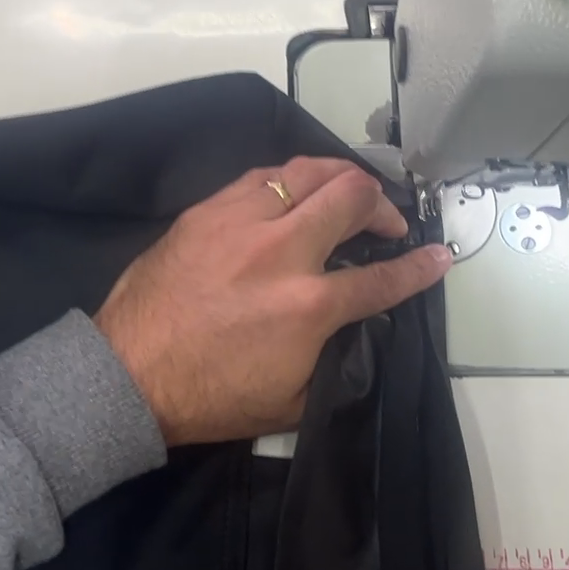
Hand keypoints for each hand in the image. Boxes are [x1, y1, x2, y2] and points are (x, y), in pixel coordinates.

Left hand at [95, 156, 452, 446]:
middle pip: (352, 197)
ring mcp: (242, 221)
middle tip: (384, 222)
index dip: (420, 267)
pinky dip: (290, 181)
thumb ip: (334, 358)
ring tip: (348, 193)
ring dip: (340, 177)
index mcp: (309, 305)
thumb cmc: (210, 397)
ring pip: (308, 170)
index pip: (384, 279)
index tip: (438, 256)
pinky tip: (292, 193)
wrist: (130, 375)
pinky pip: (262, 176)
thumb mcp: (292, 399)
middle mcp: (283, 250)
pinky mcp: (207, 210)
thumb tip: (353, 324)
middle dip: (383, 205)